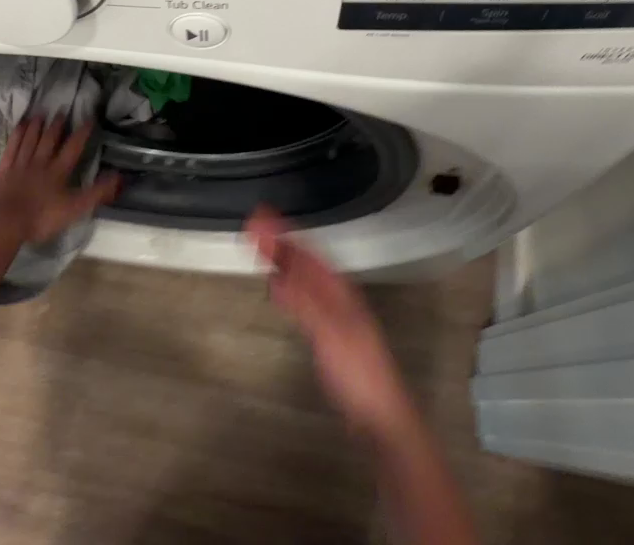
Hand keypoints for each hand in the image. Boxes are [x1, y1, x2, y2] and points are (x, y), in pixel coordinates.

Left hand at [0, 115, 120, 244]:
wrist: (6, 223)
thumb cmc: (42, 218)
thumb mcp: (75, 208)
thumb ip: (97, 192)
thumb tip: (119, 176)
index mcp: (58, 171)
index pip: (73, 147)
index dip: (82, 133)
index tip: (89, 118)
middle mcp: (40, 162)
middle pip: (49, 140)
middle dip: (57, 126)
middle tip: (61, 111)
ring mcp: (20, 164)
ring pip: (30, 140)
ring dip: (36, 126)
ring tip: (40, 114)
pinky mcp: (4, 169)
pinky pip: (12, 147)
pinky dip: (17, 135)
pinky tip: (20, 126)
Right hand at [247, 206, 414, 435]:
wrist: (381, 416)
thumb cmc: (360, 374)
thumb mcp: (331, 335)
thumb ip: (305, 303)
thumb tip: (278, 272)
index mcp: (341, 293)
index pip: (309, 254)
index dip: (285, 233)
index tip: (260, 216)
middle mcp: (338, 298)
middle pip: (306, 262)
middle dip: (281, 242)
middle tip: (253, 225)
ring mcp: (335, 316)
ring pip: (304, 279)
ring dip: (283, 260)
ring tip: (261, 246)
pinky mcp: (329, 335)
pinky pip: (304, 299)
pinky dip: (288, 287)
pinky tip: (279, 288)